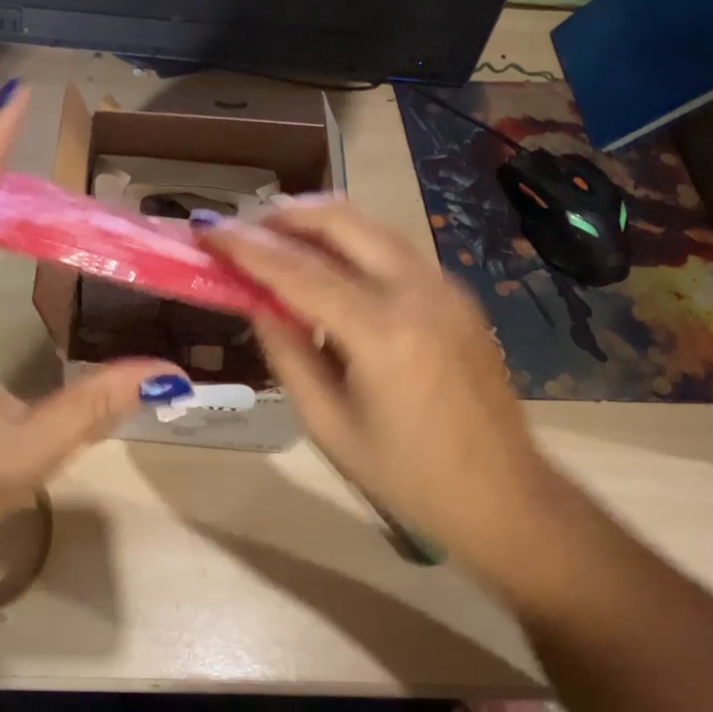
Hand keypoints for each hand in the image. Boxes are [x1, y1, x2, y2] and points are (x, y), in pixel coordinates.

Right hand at [202, 197, 552, 551]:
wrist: (506, 496)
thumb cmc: (407, 475)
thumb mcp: (328, 422)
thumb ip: (287, 352)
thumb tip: (255, 301)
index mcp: (382, 331)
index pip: (297, 270)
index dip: (245, 246)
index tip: (206, 230)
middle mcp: (417, 291)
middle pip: (341, 219)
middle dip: (285, 214)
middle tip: (244, 229)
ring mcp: (444, 286)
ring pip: (370, 225)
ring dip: (318, 223)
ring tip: (276, 240)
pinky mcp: (457, 293)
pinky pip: (392, 248)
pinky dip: (350, 243)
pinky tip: (326, 268)